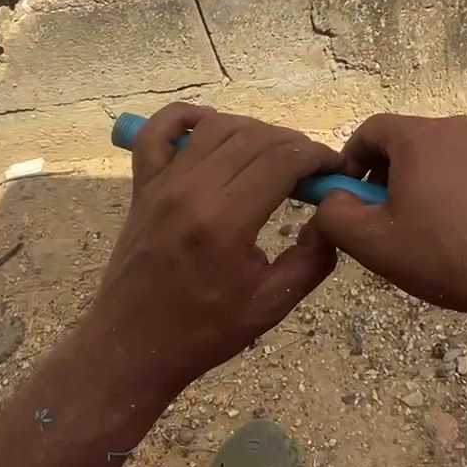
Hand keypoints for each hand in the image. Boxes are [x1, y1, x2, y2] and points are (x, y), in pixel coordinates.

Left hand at [87, 104, 340, 389]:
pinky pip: (159, 132)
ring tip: (275, 156)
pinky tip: (213, 126)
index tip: (336, 170)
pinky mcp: (142, 186)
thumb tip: (333, 216)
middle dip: (296, 144)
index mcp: (225, 222)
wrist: (129, 349)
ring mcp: (162, 184)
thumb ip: (313, 258)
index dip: (318, 157)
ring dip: (255, 131)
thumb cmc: (204, 332)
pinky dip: (187, 117)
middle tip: (313, 170)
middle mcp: (192, 191)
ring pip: (217, 127)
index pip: (283, 160)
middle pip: (256, 137)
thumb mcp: (273, 304)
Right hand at [310, 114, 466, 320]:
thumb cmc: (443, 254)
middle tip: (387, 218)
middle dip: (390, 175)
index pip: (371, 129)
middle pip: (410, 142)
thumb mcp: (371, 242)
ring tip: (429, 232)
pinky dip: (463, 194)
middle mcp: (460, 130)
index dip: (352, 160)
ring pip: (446, 159)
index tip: (350, 195)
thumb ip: (334, 213)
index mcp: (420, 137)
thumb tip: (332, 199)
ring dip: (427, 185)